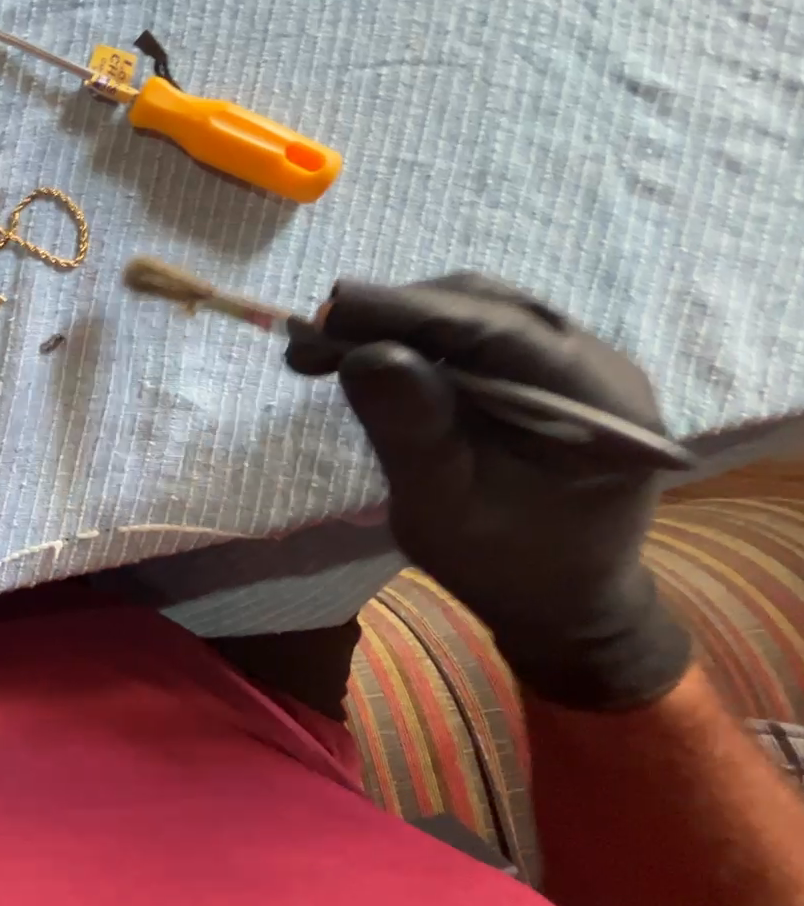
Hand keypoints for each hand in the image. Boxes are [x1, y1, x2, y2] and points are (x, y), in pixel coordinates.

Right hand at [286, 273, 690, 709]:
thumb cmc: (502, 565)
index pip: (495, 330)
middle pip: (483, 307)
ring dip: (393, 321)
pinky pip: (470, 334)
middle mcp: (594, 367)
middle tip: (309, 337)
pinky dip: (408, 336)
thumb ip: (411, 431)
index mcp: (596, 404)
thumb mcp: (444, 509)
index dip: (406, 311)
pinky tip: (364, 355)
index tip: (328, 310)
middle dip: (390, 313)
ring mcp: (570, 366)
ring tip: (322, 347)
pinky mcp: (538, 374)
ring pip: (473, 311)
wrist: (557, 598)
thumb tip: (362, 354)